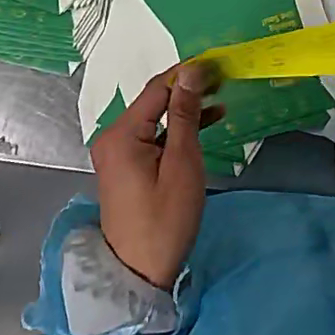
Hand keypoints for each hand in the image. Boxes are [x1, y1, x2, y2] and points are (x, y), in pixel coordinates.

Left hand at [88, 62, 220, 288]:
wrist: (138, 269)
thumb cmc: (165, 220)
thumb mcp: (182, 165)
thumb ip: (184, 115)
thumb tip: (189, 73)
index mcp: (121, 133)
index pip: (156, 89)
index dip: (185, 74)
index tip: (216, 65)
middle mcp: (112, 136)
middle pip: (152, 103)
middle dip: (186, 91)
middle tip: (222, 81)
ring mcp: (115, 152)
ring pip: (152, 120)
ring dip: (182, 111)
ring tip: (219, 101)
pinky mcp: (123, 166)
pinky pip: (149, 138)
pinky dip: (172, 132)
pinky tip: (201, 126)